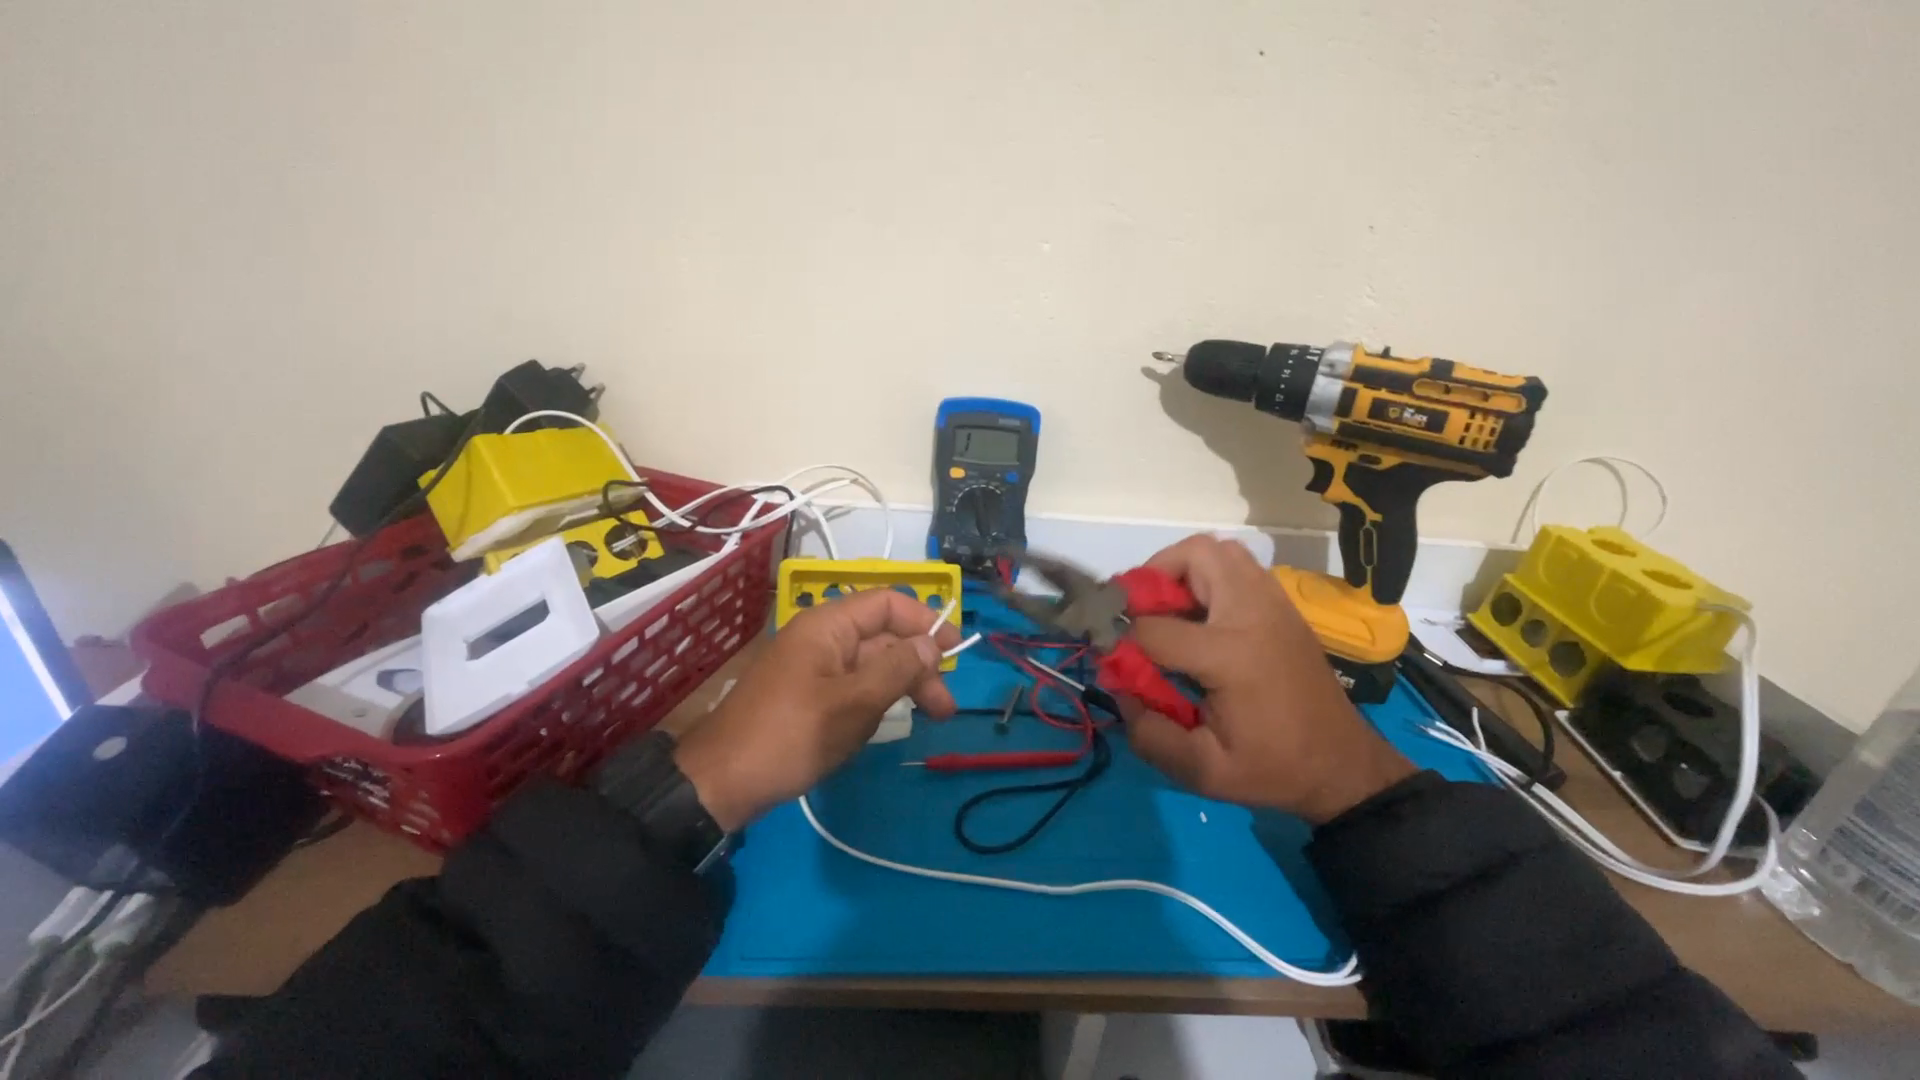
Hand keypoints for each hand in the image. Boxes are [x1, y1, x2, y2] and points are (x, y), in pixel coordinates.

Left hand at [672, 588, 961, 829]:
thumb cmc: (791, 736)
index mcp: (827, 626)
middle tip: (944, 709)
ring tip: (926, 719)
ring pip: (870, 665)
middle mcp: (820, 638)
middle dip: (919, 665)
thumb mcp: (853, 702)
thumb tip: (931, 643)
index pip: (887, 603)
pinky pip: (851, 688)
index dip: (926, 621)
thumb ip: (896, 668)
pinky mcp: (807, 697)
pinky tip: (884, 725)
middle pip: (883, 637)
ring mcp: (812, 669)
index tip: (957, 652)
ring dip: (901, 686)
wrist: (721, 783)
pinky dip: (875, 701)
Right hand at [1118, 535, 1416, 823]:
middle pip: (1194, 556)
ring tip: (1166, 611)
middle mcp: (1253, 615)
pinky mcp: (1284, 607)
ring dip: (1182, 571)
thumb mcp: (1203, 771)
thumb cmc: (1274, 769)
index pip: (1155, 627)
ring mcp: (1274, 604)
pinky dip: (1208, 577)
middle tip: (1138, 611)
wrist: (1344, 767)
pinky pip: (1239, 567)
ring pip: (1219, 551)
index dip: (1122, 641)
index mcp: (1232, 655)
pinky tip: (1198, 619)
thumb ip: (1150, 734)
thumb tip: (1119, 690)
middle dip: (1154, 576)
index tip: (1112, 658)